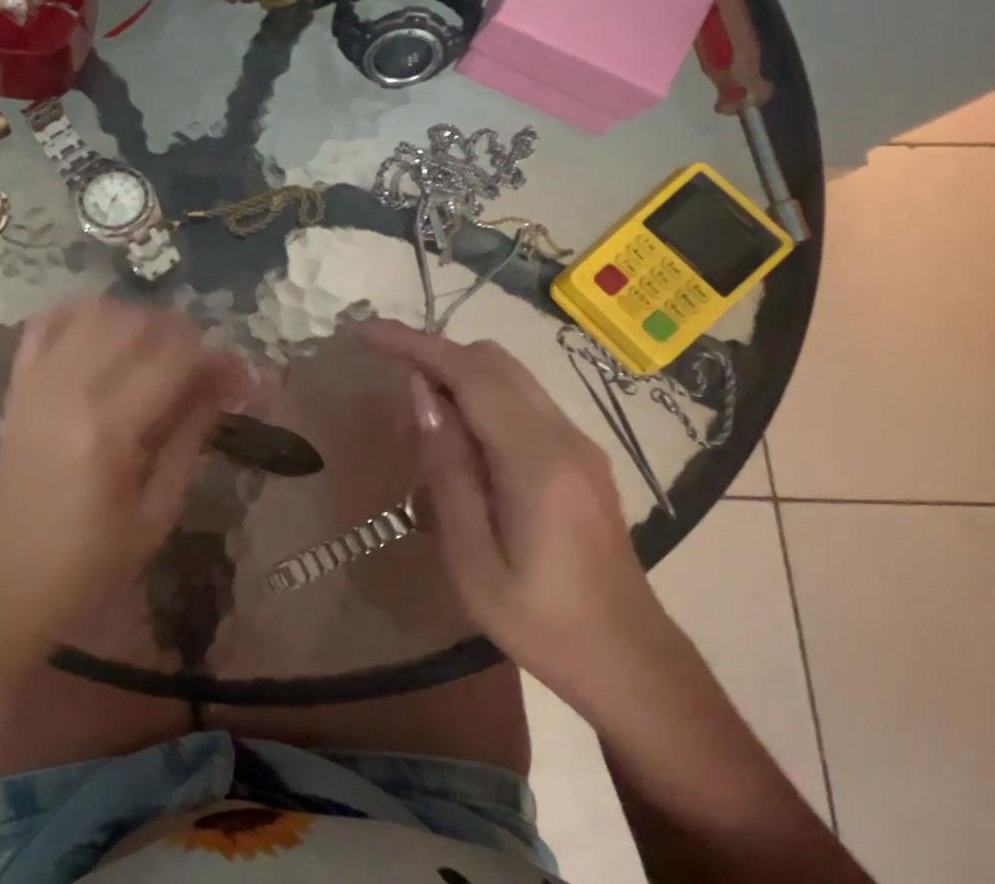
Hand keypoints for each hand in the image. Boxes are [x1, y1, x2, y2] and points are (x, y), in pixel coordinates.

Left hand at [0, 300, 247, 645]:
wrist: (21, 577)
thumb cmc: (99, 558)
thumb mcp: (160, 508)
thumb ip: (192, 436)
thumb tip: (226, 383)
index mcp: (109, 431)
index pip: (173, 359)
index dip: (216, 358)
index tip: (237, 374)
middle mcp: (68, 392)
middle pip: (135, 323)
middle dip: (181, 333)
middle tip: (201, 364)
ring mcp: (35, 384)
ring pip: (92, 313)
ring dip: (135, 318)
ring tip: (157, 348)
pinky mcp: (16, 387)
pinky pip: (44, 324)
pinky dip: (79, 314)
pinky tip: (103, 330)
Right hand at [360, 321, 691, 706]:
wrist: (629, 662)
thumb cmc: (540, 622)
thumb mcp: (473, 557)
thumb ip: (448, 471)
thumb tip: (422, 397)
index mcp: (538, 461)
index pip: (472, 373)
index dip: (415, 344)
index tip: (365, 332)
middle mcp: (566, 438)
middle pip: (495, 363)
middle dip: (433, 352)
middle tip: (377, 367)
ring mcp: (579, 448)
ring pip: (511, 380)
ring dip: (455, 373)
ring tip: (404, 397)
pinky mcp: (580, 463)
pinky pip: (521, 407)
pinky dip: (478, 398)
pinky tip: (450, 434)